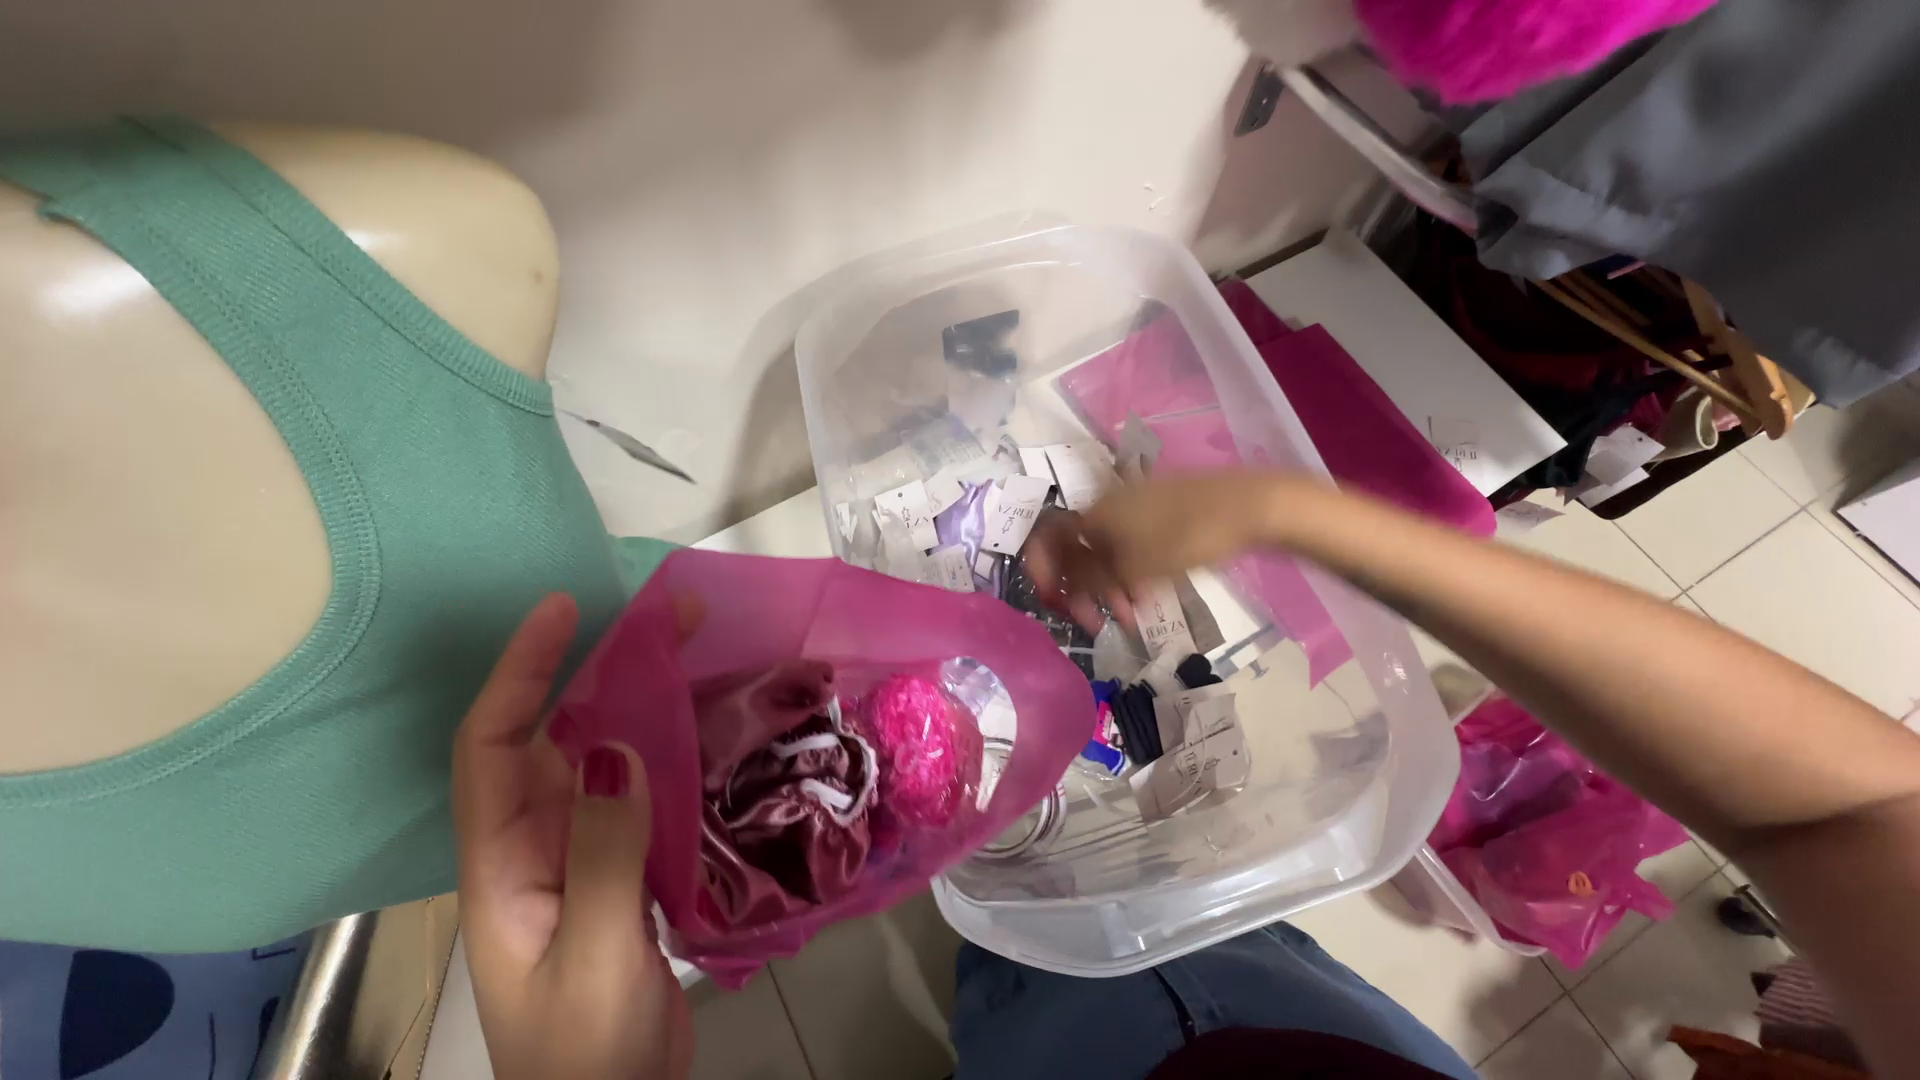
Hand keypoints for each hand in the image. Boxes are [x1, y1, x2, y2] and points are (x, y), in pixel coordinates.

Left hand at [452, 594, 693, 1079]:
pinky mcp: (625, 868)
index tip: (563, 611)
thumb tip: (614, 745)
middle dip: (595, 667)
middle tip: (665, 616)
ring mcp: (583, 854)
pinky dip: (666, 746)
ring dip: (637, 699)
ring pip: (601, 756)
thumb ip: (602, 852)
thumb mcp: (594, 954)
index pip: (493, 747)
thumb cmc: (585, 1051)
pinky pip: (640, 790)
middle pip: (552, 736)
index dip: (521, 673)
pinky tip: (704, 723)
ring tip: (690, 650)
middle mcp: (535, 844)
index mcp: (502, 863)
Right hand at [1024, 470, 1301, 631]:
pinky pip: (1129, 545)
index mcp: (1094, 513)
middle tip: (1097, 623)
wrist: (1249, 506)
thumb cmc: (1187, 537)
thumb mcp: (1135, 568)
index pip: (1047, 539)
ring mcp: (1135, 506)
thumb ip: (1092, 579)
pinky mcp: (1160, 511)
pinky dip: (1130, 572)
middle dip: (1083, 589)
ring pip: (1106, 551)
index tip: (1055, 603)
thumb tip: (1064, 585)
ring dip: (1110, 587)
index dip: (1042, 570)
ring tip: (1130, 616)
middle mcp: (1107, 505)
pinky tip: (1146, 595)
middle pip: (1078, 550)